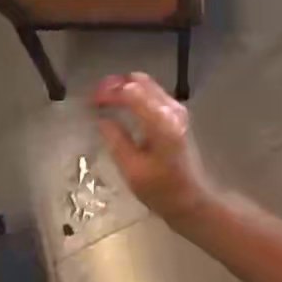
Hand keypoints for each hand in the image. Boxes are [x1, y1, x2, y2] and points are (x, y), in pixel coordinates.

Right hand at [94, 72, 222, 226]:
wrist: (191, 199)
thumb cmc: (161, 189)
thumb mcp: (132, 169)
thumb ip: (116, 140)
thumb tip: (101, 118)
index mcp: (160, 121)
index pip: (131, 92)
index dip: (108, 92)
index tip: (90, 100)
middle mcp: (171, 108)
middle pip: (140, 82)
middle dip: (115, 85)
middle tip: (95, 97)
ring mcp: (177, 109)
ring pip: (147, 85)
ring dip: (125, 88)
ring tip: (105, 99)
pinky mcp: (177, 115)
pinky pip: (153, 93)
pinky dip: (136, 94)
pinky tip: (122, 105)